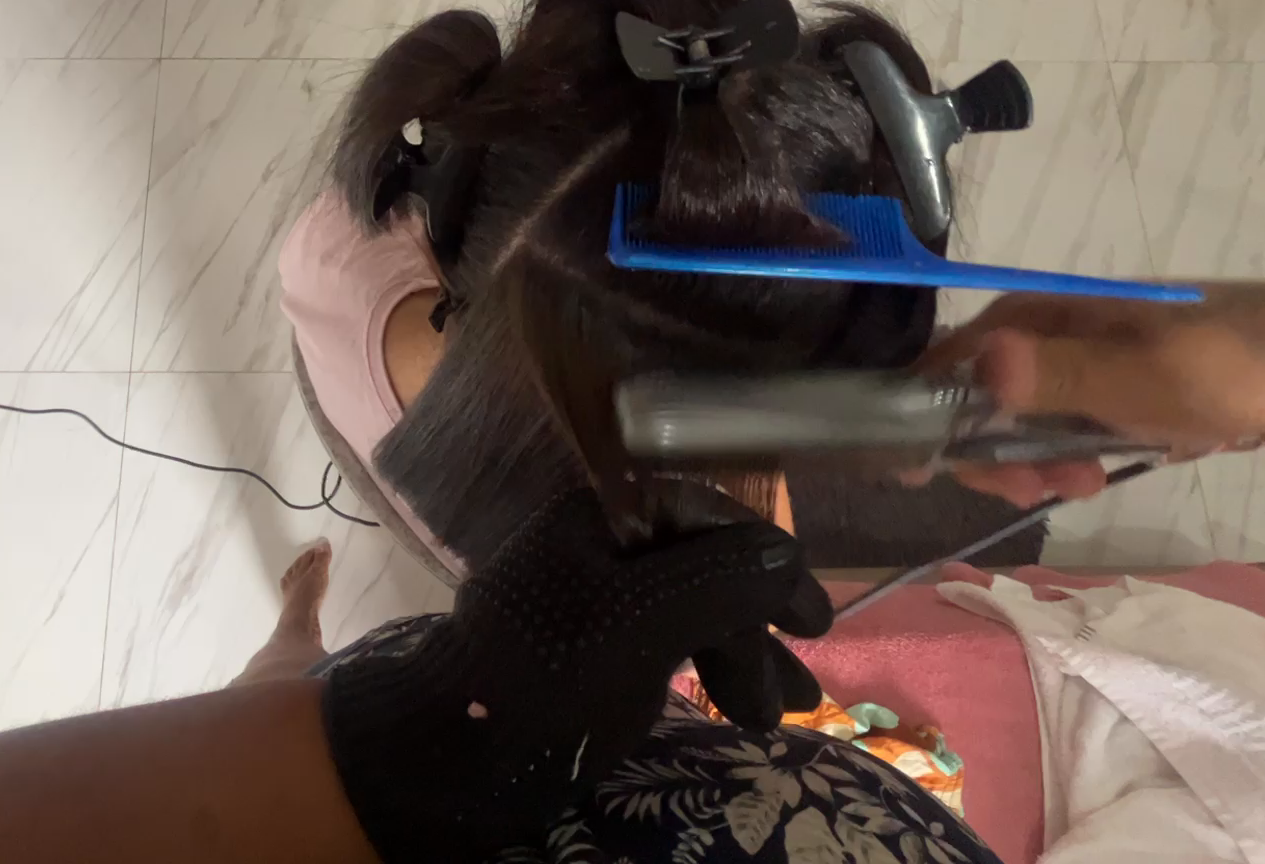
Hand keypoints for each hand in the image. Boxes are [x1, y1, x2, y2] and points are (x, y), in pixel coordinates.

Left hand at [321, 484, 828, 863]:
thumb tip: (785, 548)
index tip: (812, 615)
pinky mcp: (585, 643)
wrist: (452, 750)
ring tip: (773, 715)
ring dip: (732, 657)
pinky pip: (654, 641)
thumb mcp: (641, 621)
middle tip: (802, 686)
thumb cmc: (547, 672)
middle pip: (694, 565)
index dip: (763, 558)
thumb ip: (716, 579)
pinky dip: (693, 669)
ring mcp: (588, 594)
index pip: (699, 513)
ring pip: (678, 609)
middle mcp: (594, 542)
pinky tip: (726, 705)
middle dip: (751, 624)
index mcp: (597, 514)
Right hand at [917, 282, 1264, 504]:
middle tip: (1027, 490)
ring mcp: (1067, 359)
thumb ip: (1061, 372)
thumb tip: (982, 365)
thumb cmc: (1236, 366)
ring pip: (1011, 416)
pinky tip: (1089, 475)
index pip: (944, 360)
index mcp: (1028, 314)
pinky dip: (1058, 457)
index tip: (928, 471)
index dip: (926, 414)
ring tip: (1074, 487)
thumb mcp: (1149, 371)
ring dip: (1027, 461)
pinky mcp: (1097, 386)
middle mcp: (1034, 333)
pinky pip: (1050, 425)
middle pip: (972, 394)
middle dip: (988, 450)